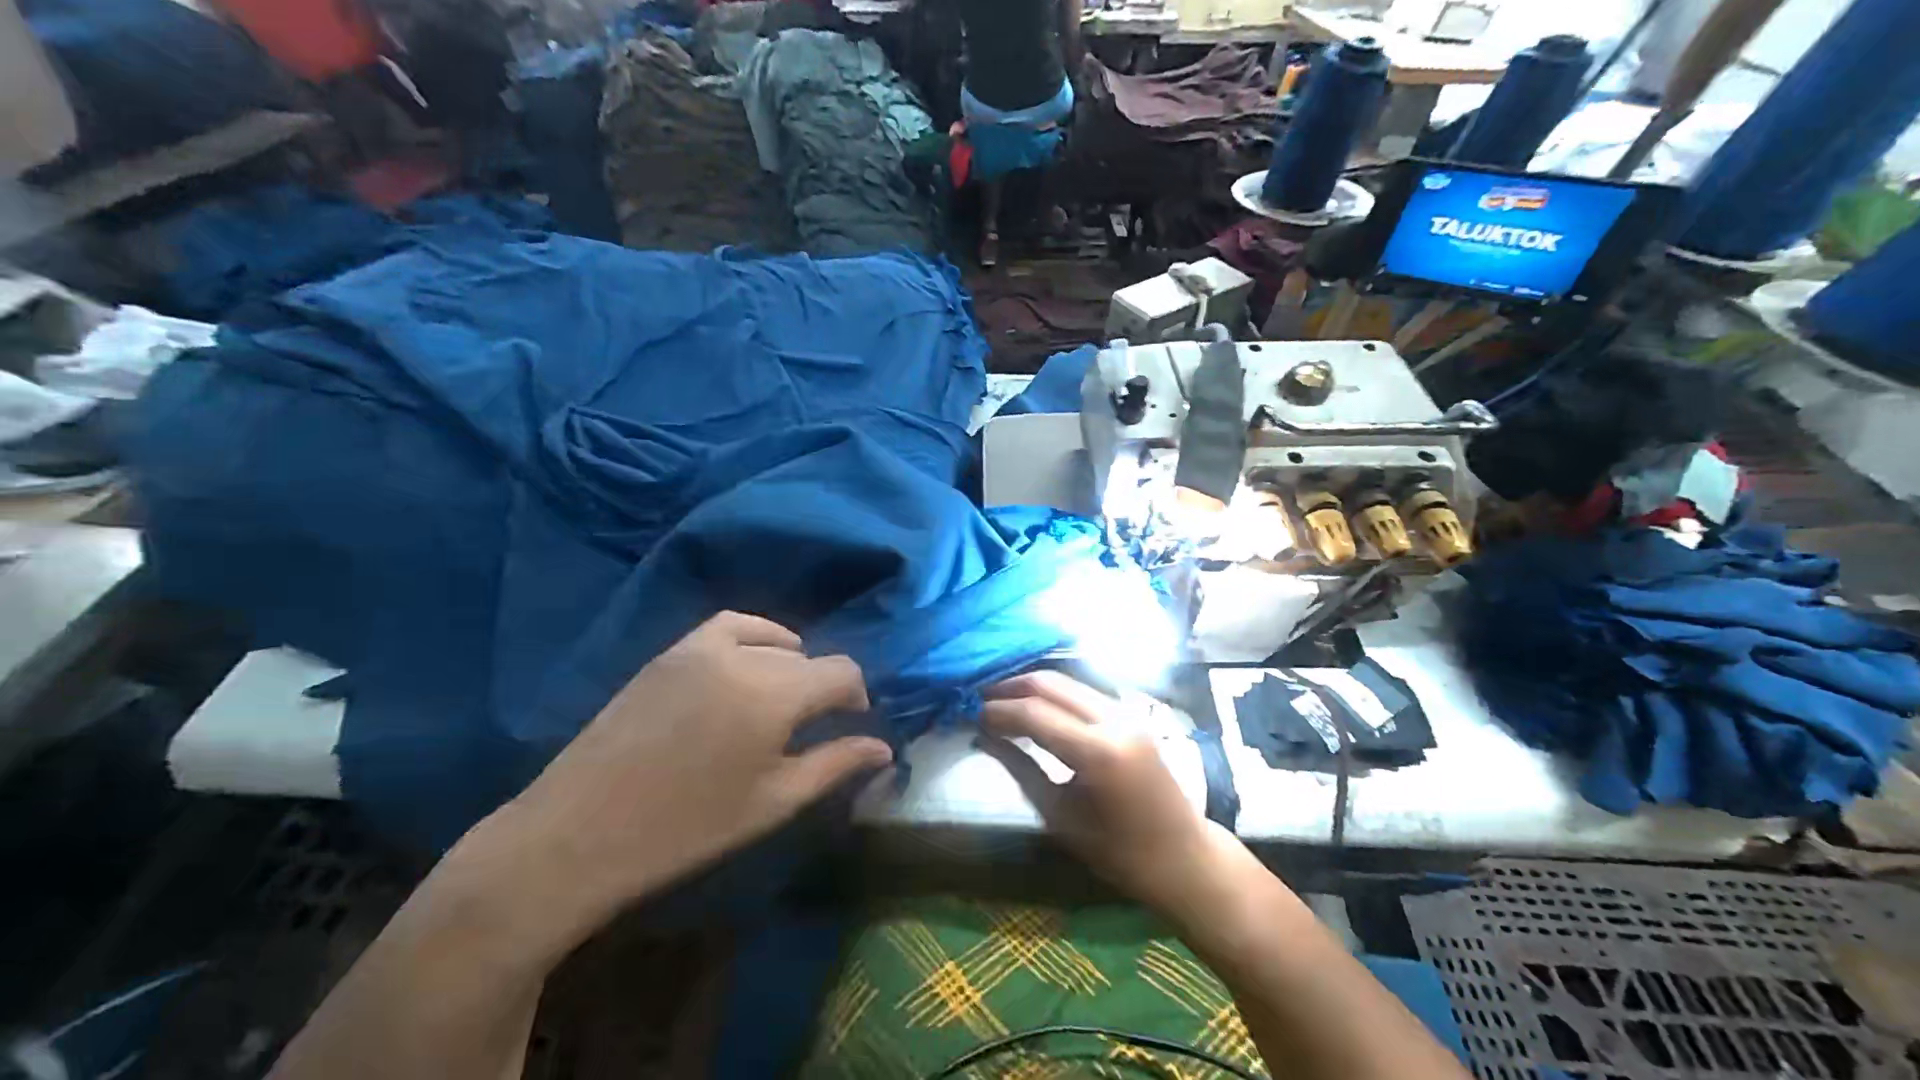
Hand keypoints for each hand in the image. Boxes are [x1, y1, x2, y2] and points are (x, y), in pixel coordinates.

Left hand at [477, 612, 892, 939]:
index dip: (856, 696)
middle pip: (807, 657)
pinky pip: (728, 627)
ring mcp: (700, 647)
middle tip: (814, 729)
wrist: (578, 833)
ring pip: (771, 641)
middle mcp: (743, 656)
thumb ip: (834, 765)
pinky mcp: (669, 652)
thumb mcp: (773, 802)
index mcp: (774, 693)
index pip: (841, 671)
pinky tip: (749, 666)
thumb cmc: (687, 829)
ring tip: (783, 700)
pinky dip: (753, 638)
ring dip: (790, 664)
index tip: (853, 726)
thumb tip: (883, 747)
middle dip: (821, 687)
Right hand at [980, 671, 1253, 918]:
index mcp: (1098, 752)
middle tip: (980, 699)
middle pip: (1051, 684)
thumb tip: (983, 736)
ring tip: (1001, 700)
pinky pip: (1084, 692)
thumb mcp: (1060, 816)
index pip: (1034, 714)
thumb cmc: (1119, 853)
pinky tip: (1035, 706)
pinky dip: (1055, 694)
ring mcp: (1128, 713)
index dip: (998, 711)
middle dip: (1011, 687)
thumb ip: (1020, 769)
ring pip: (1068, 682)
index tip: (970, 716)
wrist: (1184, 858)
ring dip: (1032, 686)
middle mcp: (1115, 720)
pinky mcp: (1132, 715)